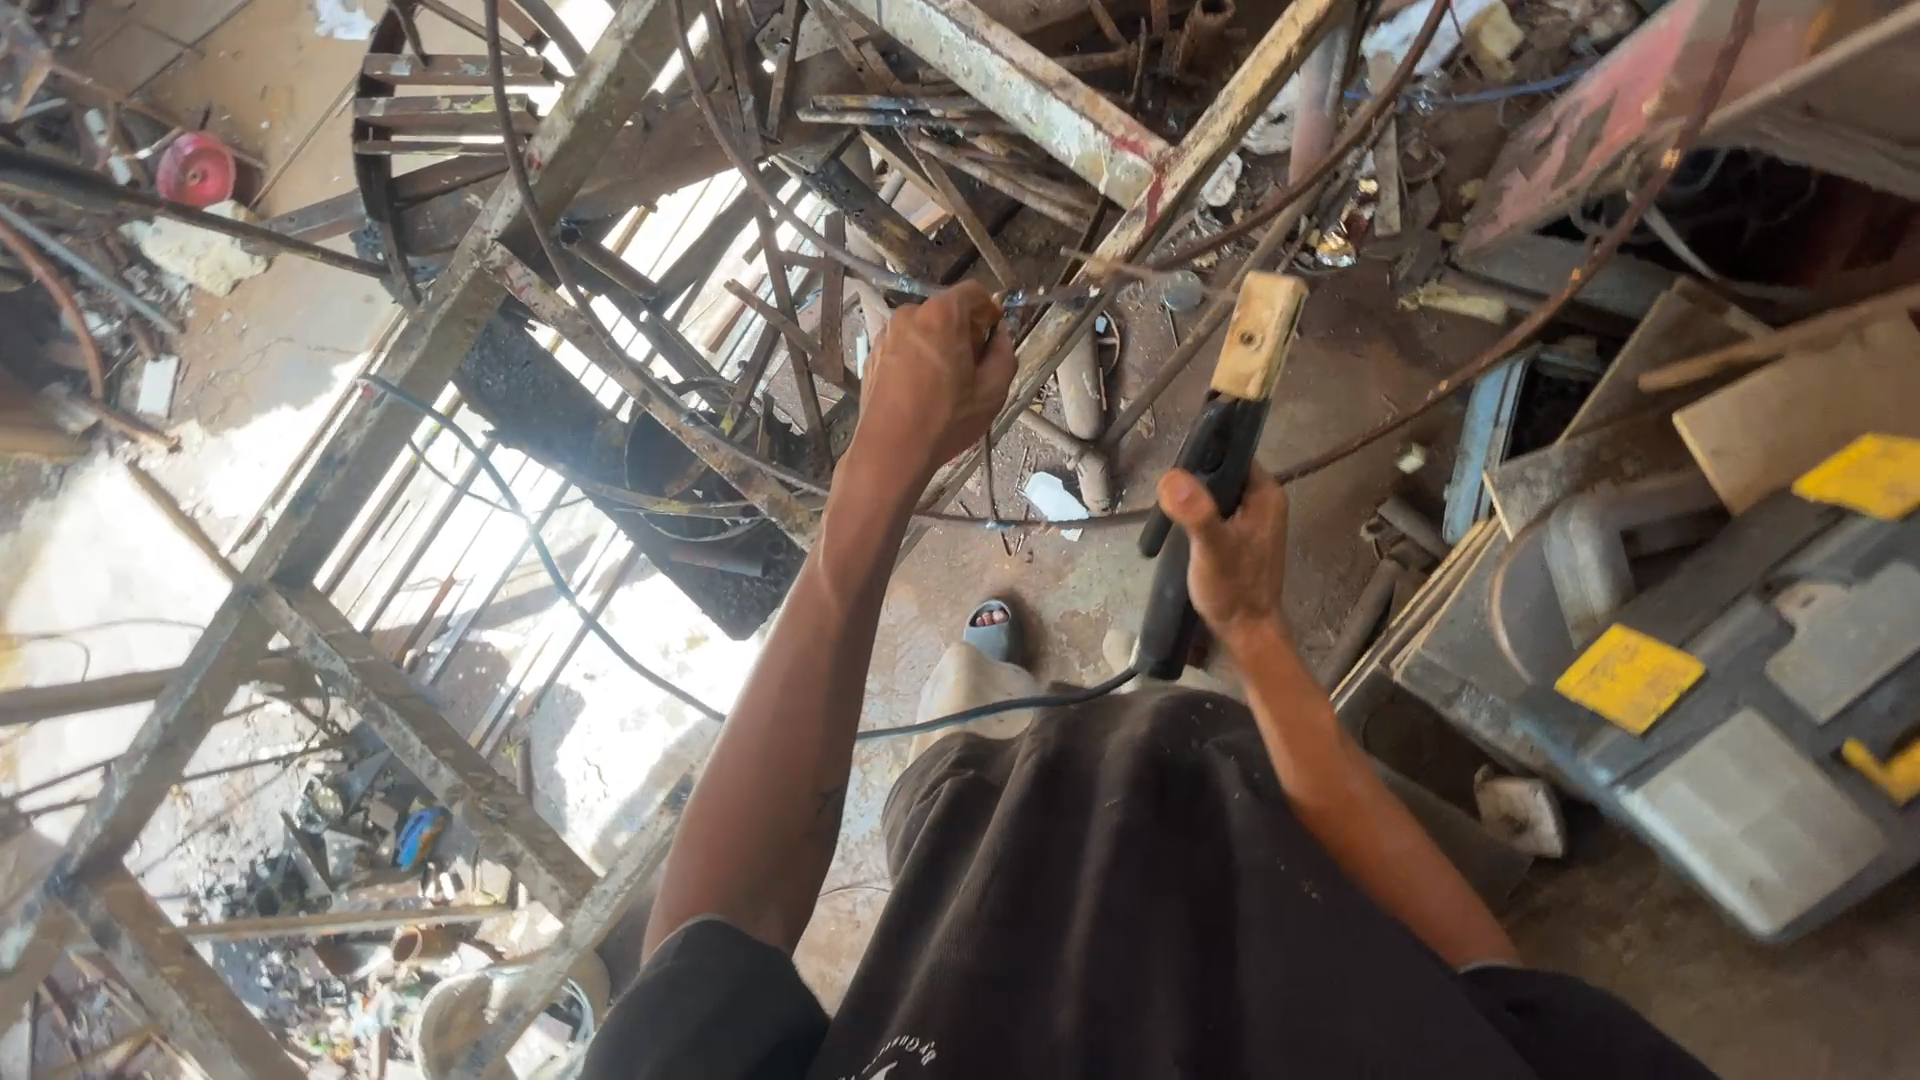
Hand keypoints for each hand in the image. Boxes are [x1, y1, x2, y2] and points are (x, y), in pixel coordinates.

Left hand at [849, 282, 1015, 490]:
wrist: (890, 450)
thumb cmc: (946, 420)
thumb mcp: (992, 391)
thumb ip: (1005, 354)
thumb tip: (1001, 337)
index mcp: (941, 315)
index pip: (974, 293)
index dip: (989, 311)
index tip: (994, 337)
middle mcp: (909, 315)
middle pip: (946, 311)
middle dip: (964, 332)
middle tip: (973, 368)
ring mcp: (886, 335)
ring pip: (923, 330)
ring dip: (939, 347)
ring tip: (946, 385)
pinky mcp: (872, 356)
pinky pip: (904, 347)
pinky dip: (918, 359)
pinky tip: (922, 391)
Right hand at [1157, 466, 1290, 652]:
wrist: (1246, 632)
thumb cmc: (1234, 589)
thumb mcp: (1212, 548)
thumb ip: (1196, 512)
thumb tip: (1170, 476)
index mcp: (1266, 494)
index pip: (1234, 453)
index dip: (1205, 453)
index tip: (1176, 465)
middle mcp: (1264, 502)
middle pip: (1222, 472)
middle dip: (1195, 478)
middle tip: (1167, 492)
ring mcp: (1252, 521)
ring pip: (1217, 493)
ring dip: (1194, 498)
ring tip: (1169, 507)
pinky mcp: (1239, 537)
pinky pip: (1216, 512)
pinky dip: (1197, 515)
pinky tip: (1180, 526)